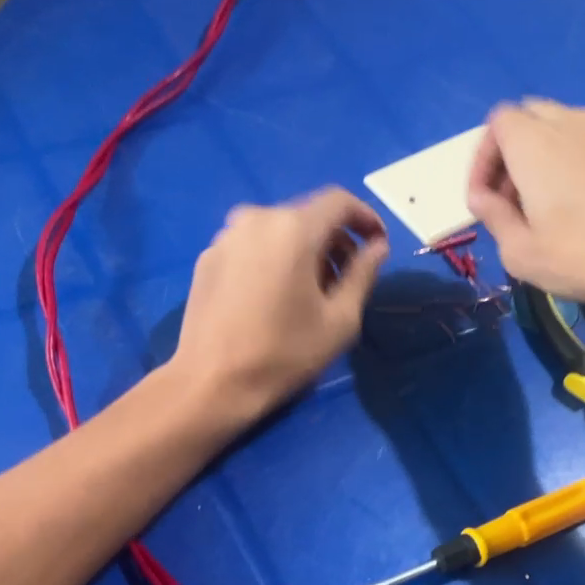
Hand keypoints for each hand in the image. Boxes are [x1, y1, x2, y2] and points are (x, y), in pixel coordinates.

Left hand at [173, 187, 389, 419]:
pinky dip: (273, 261)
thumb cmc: (283, 355)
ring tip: (312, 294)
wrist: (210, 383)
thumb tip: (376, 248)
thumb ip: (362, 275)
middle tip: (347, 280)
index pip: (339, 201)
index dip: (365, 219)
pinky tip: (276, 299)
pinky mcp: (207, 258)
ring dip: (303, 252)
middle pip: (307, 216)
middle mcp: (256, 218)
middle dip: (334, 241)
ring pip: (278, 232)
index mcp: (292, 228)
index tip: (378, 245)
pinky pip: (252, 248)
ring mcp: (226, 237)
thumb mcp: (339, 321)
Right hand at [466, 99, 584, 327]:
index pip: (497, 122)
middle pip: (533, 118)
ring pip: (569, 132)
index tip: (484, 200)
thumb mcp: (521, 253)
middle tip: (514, 201)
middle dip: (514, 154)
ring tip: (555, 210)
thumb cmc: (583, 254)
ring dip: (551, 161)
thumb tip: (484, 199)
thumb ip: (494, 219)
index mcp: (534, 142)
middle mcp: (573, 123)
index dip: (482, 159)